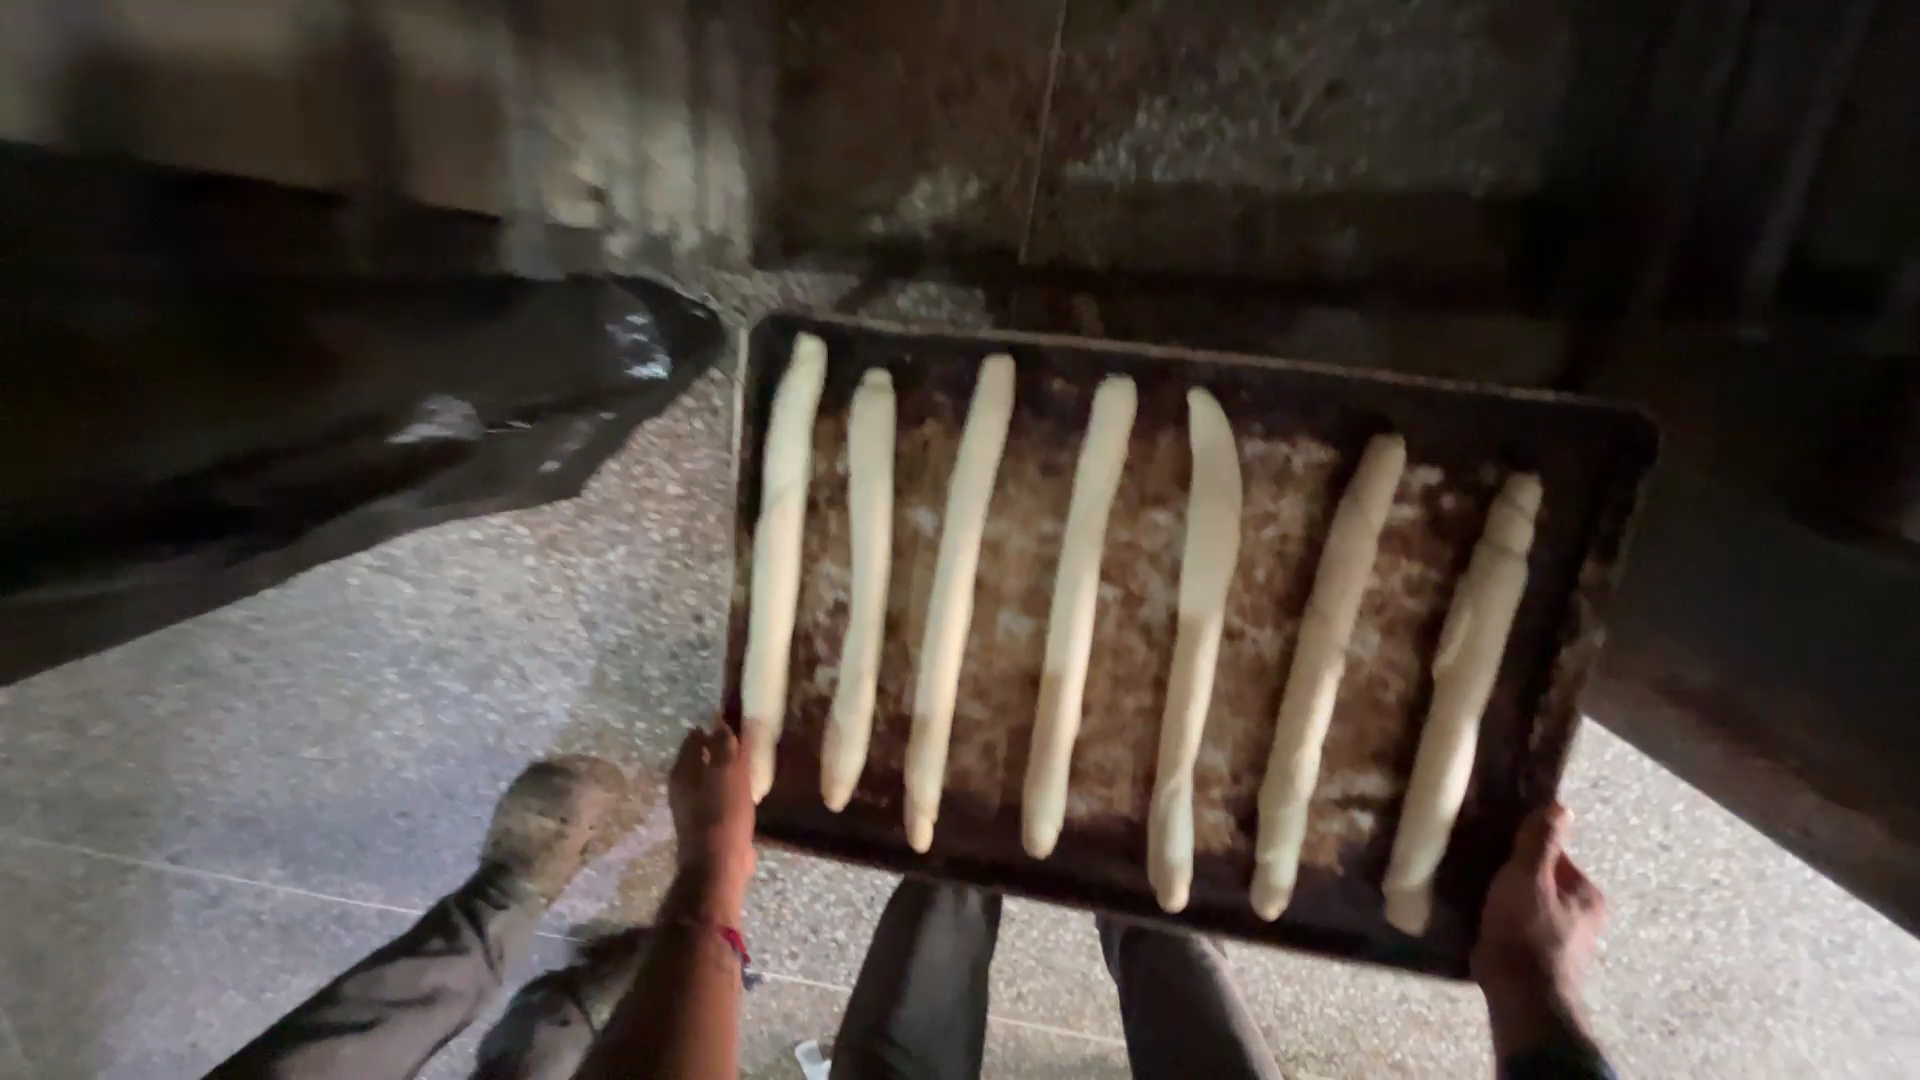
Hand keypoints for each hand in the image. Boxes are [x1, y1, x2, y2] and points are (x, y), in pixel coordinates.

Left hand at [669, 726, 756, 894]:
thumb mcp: (727, 771)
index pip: (694, 739)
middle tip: (742, 738)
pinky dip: (731, 789)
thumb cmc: (722, 812)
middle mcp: (683, 789)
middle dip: (718, 748)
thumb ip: (723, 745)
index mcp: (683, 772)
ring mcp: (694, 809)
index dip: (711, 727)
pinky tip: (747, 790)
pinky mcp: (709, 825)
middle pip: (700, 760)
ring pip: (711, 779)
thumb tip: (719, 722)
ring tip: (747, 762)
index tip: (732, 719)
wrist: (719, 864)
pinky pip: (720, 797)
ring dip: (725, 770)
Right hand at [1472, 803, 1605, 1055]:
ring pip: (1526, 898)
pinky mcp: (1536, 951)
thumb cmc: (1526, 927)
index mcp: (1586, 893)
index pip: (1552, 853)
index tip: (1492, 841)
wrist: (1520, 989)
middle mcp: (1581, 914)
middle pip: (1539, 875)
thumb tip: (1560, 806)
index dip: (1521, 844)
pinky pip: (1515, 918)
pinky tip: (1476, 908)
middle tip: (1478, 861)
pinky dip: (1498, 911)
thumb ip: (1541, 841)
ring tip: (1471, 883)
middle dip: (1510, 868)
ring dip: (1502, 890)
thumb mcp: (1529, 875)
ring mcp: (1561, 935)